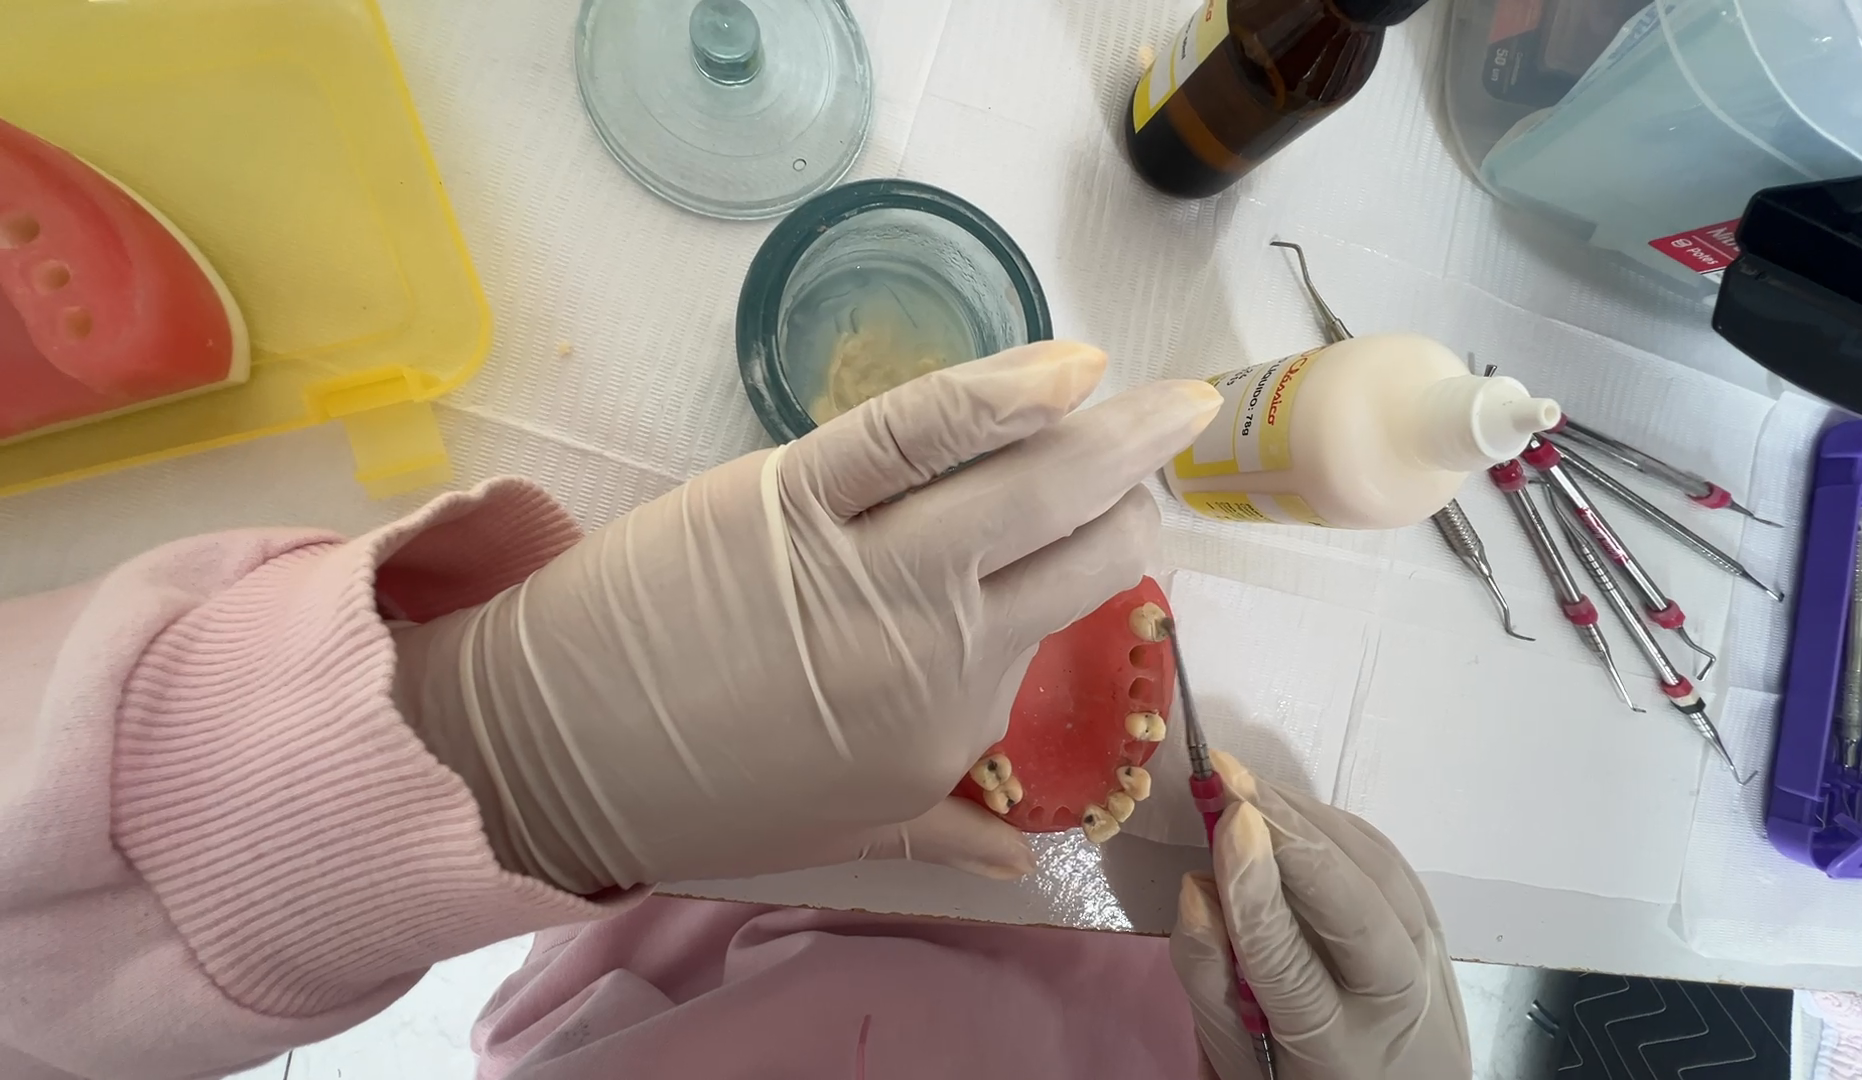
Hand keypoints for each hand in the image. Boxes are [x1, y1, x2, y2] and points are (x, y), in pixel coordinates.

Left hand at [392, 342, 1222, 892]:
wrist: (555, 747)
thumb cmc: (707, 790)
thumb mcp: (851, 828)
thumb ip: (954, 831)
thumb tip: (1027, 856)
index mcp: (958, 718)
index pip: (1077, 613)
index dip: (1115, 557)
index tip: (1122, 523)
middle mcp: (941, 639)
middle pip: (1080, 542)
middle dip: (1136, 487)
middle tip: (1164, 438)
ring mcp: (874, 560)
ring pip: (1026, 484)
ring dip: (1115, 434)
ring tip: (1171, 400)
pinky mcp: (797, 493)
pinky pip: (918, 432)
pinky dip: (1001, 394)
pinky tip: (1071, 367)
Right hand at [1171, 751, 1468, 1079]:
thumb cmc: (1292, 1075)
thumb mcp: (1234, 1052)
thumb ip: (1207, 975)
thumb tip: (1194, 889)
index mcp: (1340, 1054)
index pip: (1291, 967)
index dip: (1258, 892)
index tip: (1228, 825)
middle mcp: (1400, 1007)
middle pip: (1356, 913)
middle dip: (1289, 834)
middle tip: (1226, 775)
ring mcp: (1430, 961)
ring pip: (1379, 874)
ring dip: (1308, 817)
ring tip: (1244, 780)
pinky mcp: (1434, 926)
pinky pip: (1386, 860)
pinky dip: (1332, 822)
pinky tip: (1286, 806)